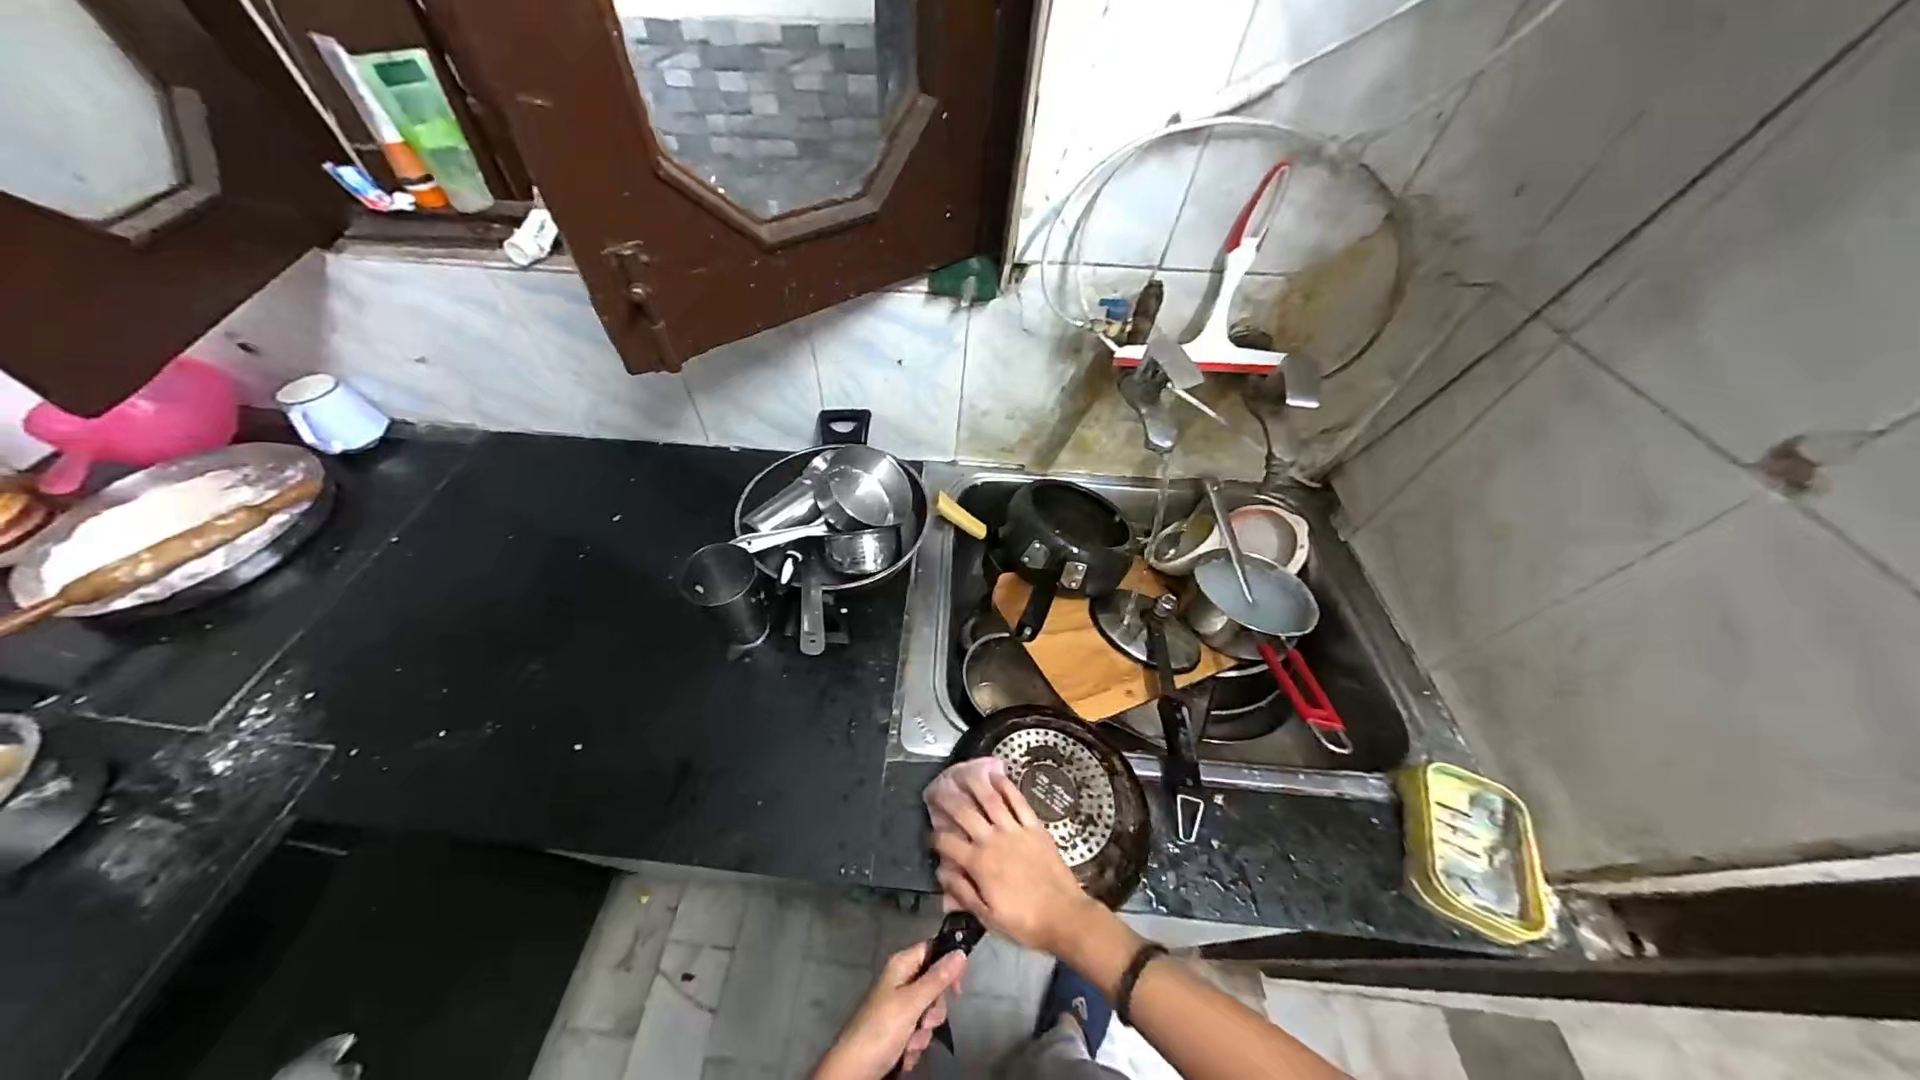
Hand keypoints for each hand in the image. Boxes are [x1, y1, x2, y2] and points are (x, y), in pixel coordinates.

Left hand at [811, 941, 966, 1079]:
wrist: (853, 1071)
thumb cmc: (880, 1030)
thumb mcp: (911, 1003)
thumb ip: (937, 979)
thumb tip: (961, 952)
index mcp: (901, 965)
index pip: (933, 950)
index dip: (948, 964)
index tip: (958, 988)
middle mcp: (900, 981)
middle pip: (933, 985)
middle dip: (933, 1010)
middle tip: (924, 1022)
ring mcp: (898, 1007)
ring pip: (927, 1013)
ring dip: (923, 1033)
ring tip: (909, 1044)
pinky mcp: (897, 1030)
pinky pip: (918, 1032)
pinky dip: (914, 1045)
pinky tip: (904, 1055)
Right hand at [929, 769, 1098, 954]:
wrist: (1064, 916)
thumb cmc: (1024, 922)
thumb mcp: (987, 918)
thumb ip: (963, 893)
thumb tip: (942, 873)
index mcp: (979, 864)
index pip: (948, 843)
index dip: (935, 837)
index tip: (931, 834)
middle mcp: (993, 840)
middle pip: (964, 813)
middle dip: (947, 800)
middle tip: (937, 791)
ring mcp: (1015, 830)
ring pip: (990, 800)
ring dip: (975, 784)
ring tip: (963, 773)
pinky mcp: (1034, 827)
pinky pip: (1018, 801)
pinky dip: (1007, 786)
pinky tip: (997, 775)